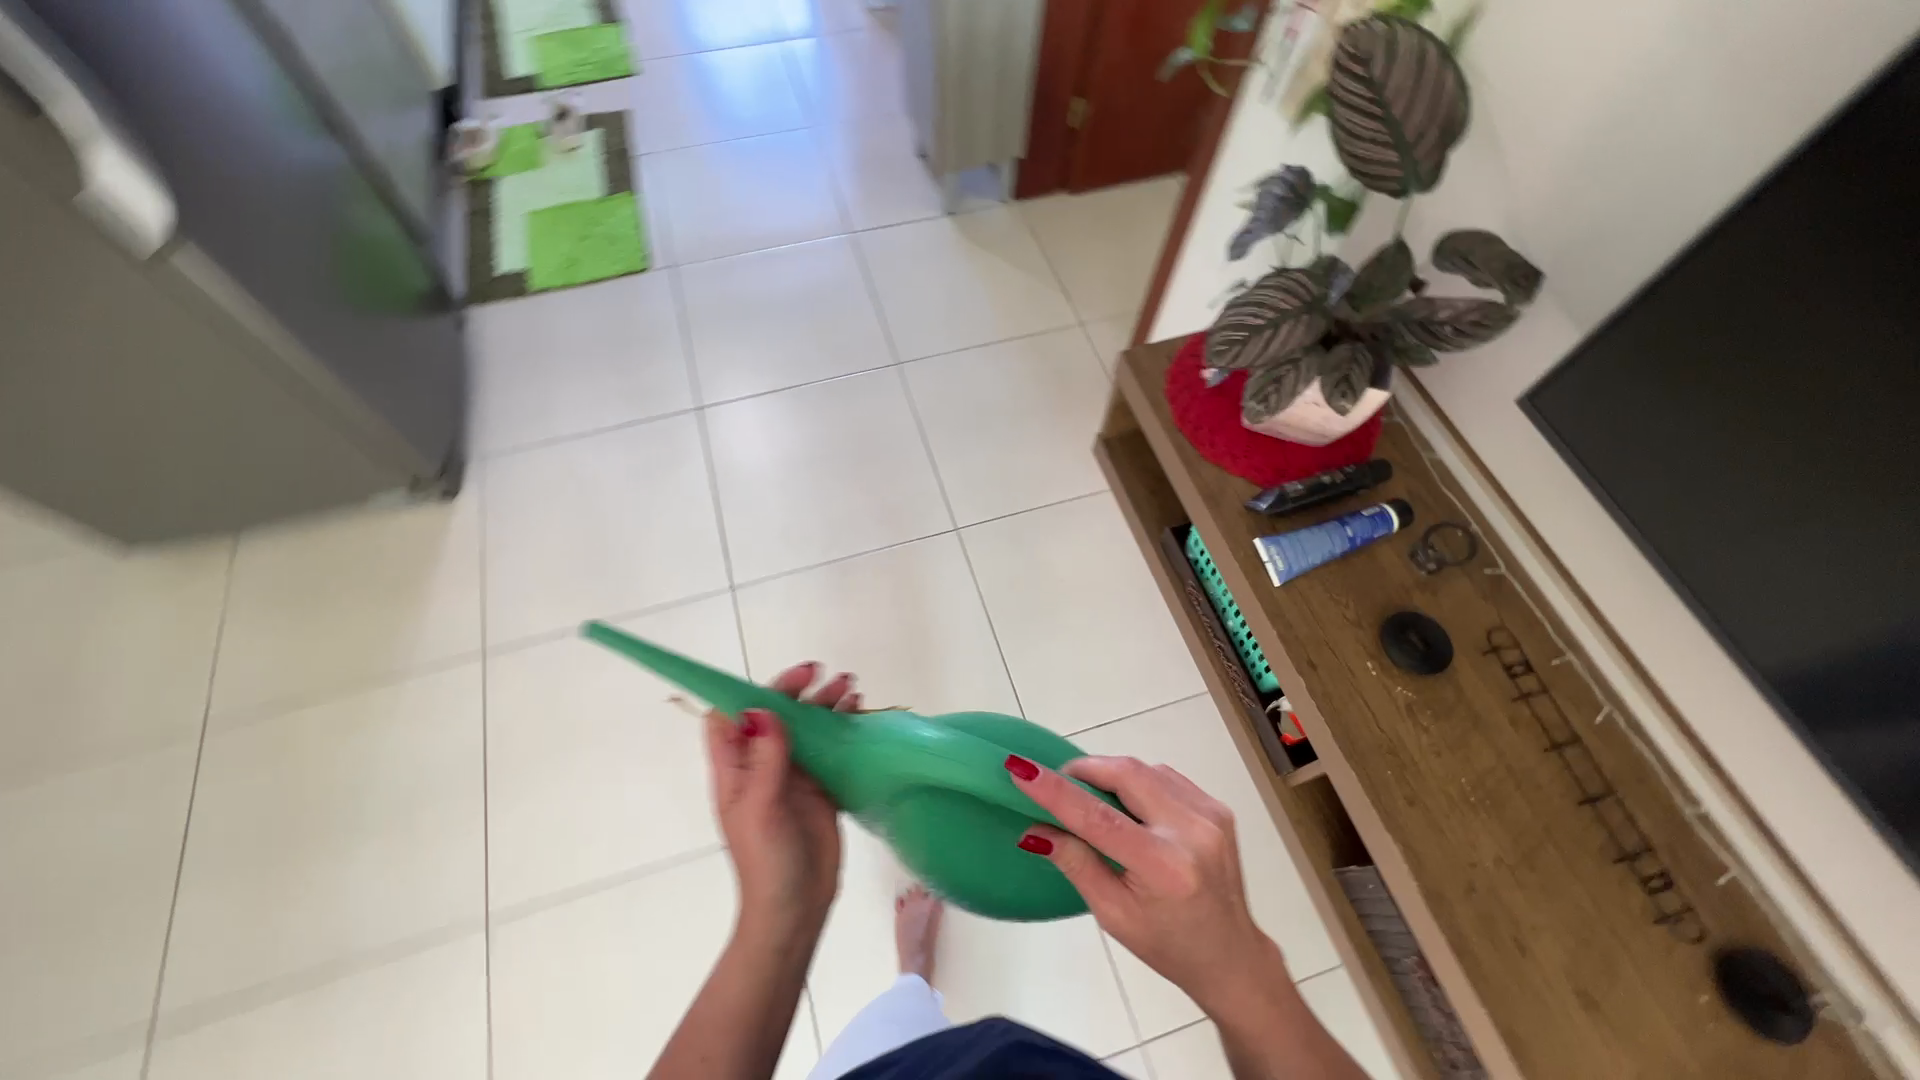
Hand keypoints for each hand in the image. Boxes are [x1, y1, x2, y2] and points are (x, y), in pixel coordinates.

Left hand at [705, 663, 858, 939]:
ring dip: (824, 705)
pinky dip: (842, 728)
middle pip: (775, 715)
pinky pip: (830, 748)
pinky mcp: (820, 788)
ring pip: (805, 728)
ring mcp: (792, 776)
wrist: (797, 909)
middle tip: (823, 673)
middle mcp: (761, 766)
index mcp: (735, 770)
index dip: (751, 692)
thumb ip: (765, 758)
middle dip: (796, 690)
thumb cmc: (768, 861)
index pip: (731, 717)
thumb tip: (762, 709)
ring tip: (851, 687)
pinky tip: (859, 713)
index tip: (784, 678)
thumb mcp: (761, 807)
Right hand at [1007, 755, 1284, 1014]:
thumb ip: (1075, 864)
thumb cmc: (1166, 944)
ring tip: (1090, 796)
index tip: (1020, 769)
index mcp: (1164, 868)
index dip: (1056, 791)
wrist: (1232, 956)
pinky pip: (1165, 776)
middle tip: (1055, 779)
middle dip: (1084, 769)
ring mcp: (1210, 815)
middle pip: (1126, 775)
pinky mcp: (1217, 807)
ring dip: (1110, 774)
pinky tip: (1128, 804)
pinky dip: (1137, 780)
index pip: (1098, 818)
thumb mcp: (1113, 914)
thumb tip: (1033, 829)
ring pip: (1145, 769)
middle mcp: (1192, 832)